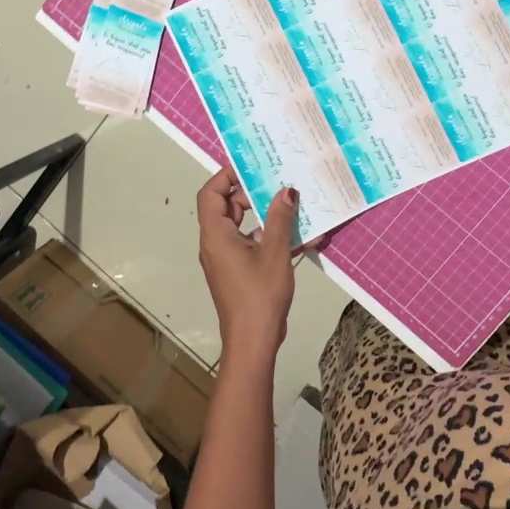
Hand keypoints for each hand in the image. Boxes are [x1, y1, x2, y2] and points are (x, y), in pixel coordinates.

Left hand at [196, 168, 298, 363]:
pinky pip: (252, 244)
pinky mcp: (239, 272)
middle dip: (252, 194)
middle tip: (277, 185)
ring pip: (243, 226)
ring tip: (293, 207)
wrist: (253, 341)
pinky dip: (270, 238)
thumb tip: (286, 191)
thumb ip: (279, 219)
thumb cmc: (259, 294)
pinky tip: (299, 238)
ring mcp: (227, 259)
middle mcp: (216, 243)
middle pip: (227, 207)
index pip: (210, 194)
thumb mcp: (274, 252)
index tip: (251, 167)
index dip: (226, 176)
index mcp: (215, 235)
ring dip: (266, 216)